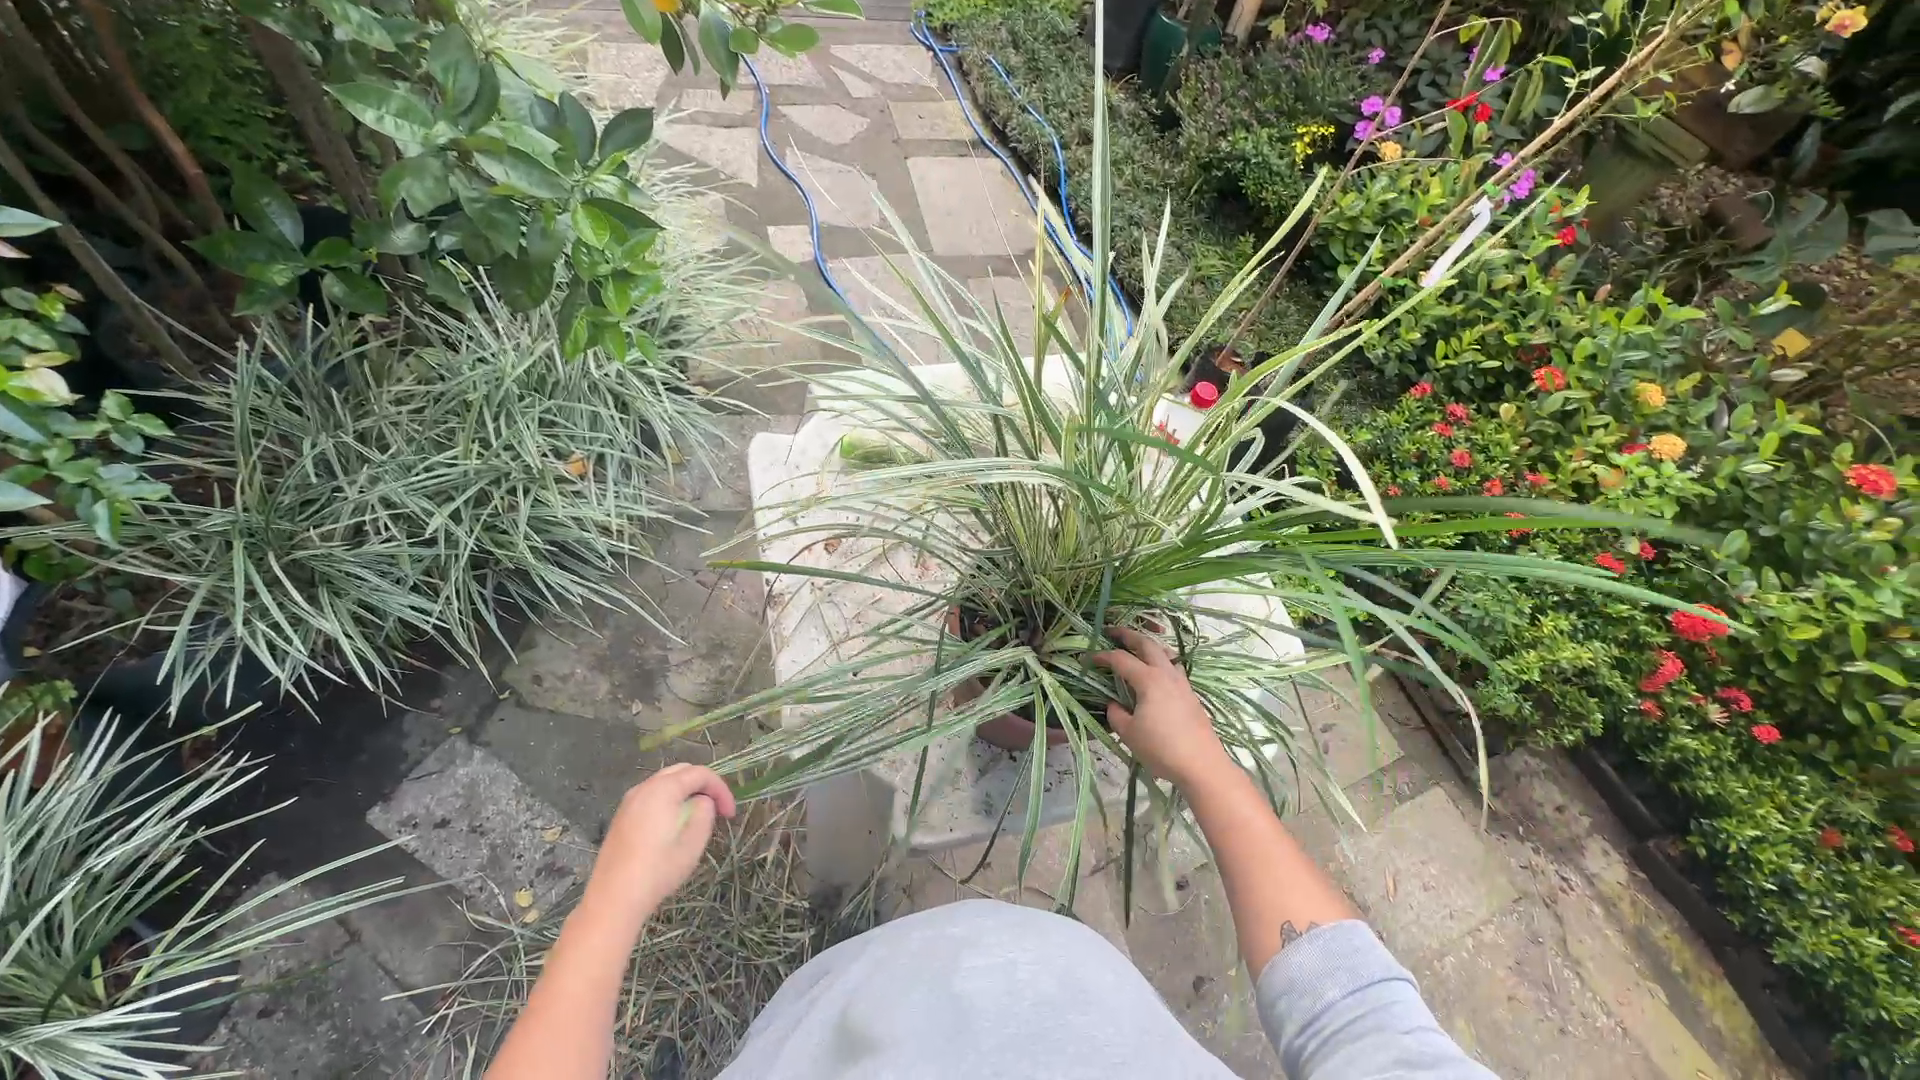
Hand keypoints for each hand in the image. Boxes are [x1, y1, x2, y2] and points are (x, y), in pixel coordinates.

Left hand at [581, 764, 736, 922]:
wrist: (613, 898)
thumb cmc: (658, 870)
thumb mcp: (693, 842)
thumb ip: (704, 812)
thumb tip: (701, 801)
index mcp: (663, 789)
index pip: (700, 773)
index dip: (721, 789)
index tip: (730, 814)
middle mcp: (644, 788)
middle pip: (681, 771)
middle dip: (704, 786)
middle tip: (718, 809)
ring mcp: (629, 802)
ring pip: (665, 783)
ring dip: (686, 792)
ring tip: (698, 816)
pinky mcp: (621, 817)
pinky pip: (651, 796)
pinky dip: (669, 801)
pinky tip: (674, 825)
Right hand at [1091, 627, 1232, 789]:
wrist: (1202, 765)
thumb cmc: (1161, 749)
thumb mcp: (1129, 734)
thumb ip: (1116, 714)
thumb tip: (1115, 704)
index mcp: (1149, 680)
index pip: (1120, 659)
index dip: (1102, 656)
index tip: (1087, 658)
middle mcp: (1166, 674)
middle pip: (1147, 644)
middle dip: (1128, 635)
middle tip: (1111, 631)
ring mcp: (1182, 683)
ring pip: (1165, 652)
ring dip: (1148, 645)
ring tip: (1136, 647)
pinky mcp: (1191, 694)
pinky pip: (1173, 667)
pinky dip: (1160, 660)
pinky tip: (1156, 673)